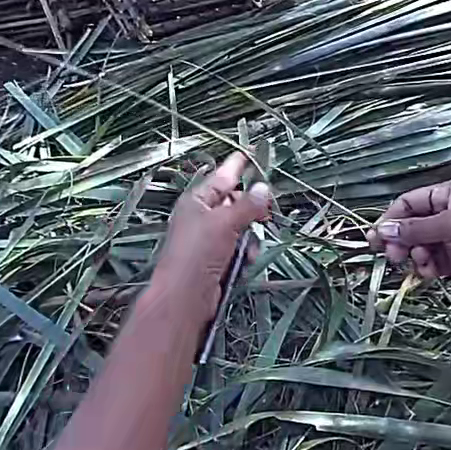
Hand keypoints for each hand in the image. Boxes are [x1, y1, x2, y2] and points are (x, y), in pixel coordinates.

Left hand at [154, 152, 271, 296]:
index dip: (240, 165)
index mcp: (197, 200)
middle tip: (266, 211)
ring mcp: (209, 238)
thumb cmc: (198, 254)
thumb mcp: (225, 223)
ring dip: (250, 235)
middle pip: (235, 201)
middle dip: (251, 208)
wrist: (184, 298)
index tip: (255, 151)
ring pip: (241, 226)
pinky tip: (246, 260)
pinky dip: (245, 252)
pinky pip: (238, 246)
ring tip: (249, 247)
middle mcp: (202, 216)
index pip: (223, 176)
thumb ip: (247, 205)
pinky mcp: (216, 258)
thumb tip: (264, 188)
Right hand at [364, 180, 450, 297]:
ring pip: (420, 246)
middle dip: (400, 241)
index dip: (392, 218)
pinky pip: (433, 262)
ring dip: (414, 257)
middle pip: (412, 225)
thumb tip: (383, 230)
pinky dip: (427, 268)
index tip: (377, 238)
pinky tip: (429, 274)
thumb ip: (417, 228)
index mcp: (449, 195)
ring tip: (420, 266)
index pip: (410, 202)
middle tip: (392, 258)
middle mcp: (449, 214)